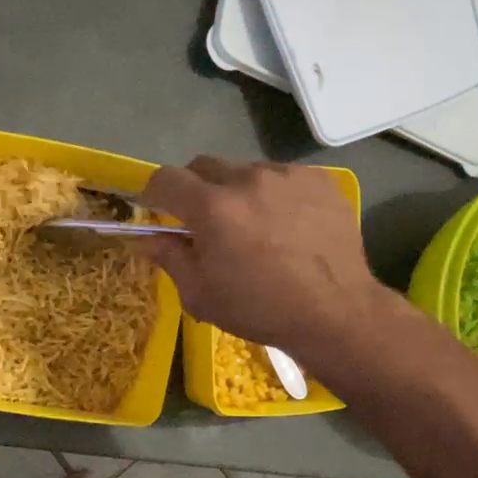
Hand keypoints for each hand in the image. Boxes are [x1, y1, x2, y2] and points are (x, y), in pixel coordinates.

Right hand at [137, 157, 387, 348]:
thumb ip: (169, 257)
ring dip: (236, 191)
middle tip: (203, 222)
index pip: (166, 179)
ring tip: (251, 226)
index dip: (154, 194)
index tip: (156, 211)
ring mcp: (287, 175)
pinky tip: (283, 226)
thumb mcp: (200, 294)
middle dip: (194, 190)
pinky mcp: (318, 179)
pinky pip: (282, 177)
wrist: (333, 311)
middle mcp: (248, 179)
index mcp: (212, 208)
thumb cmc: (257, 309)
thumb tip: (144, 239)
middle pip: (204, 166)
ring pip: (244, 170)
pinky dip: (272, 195)